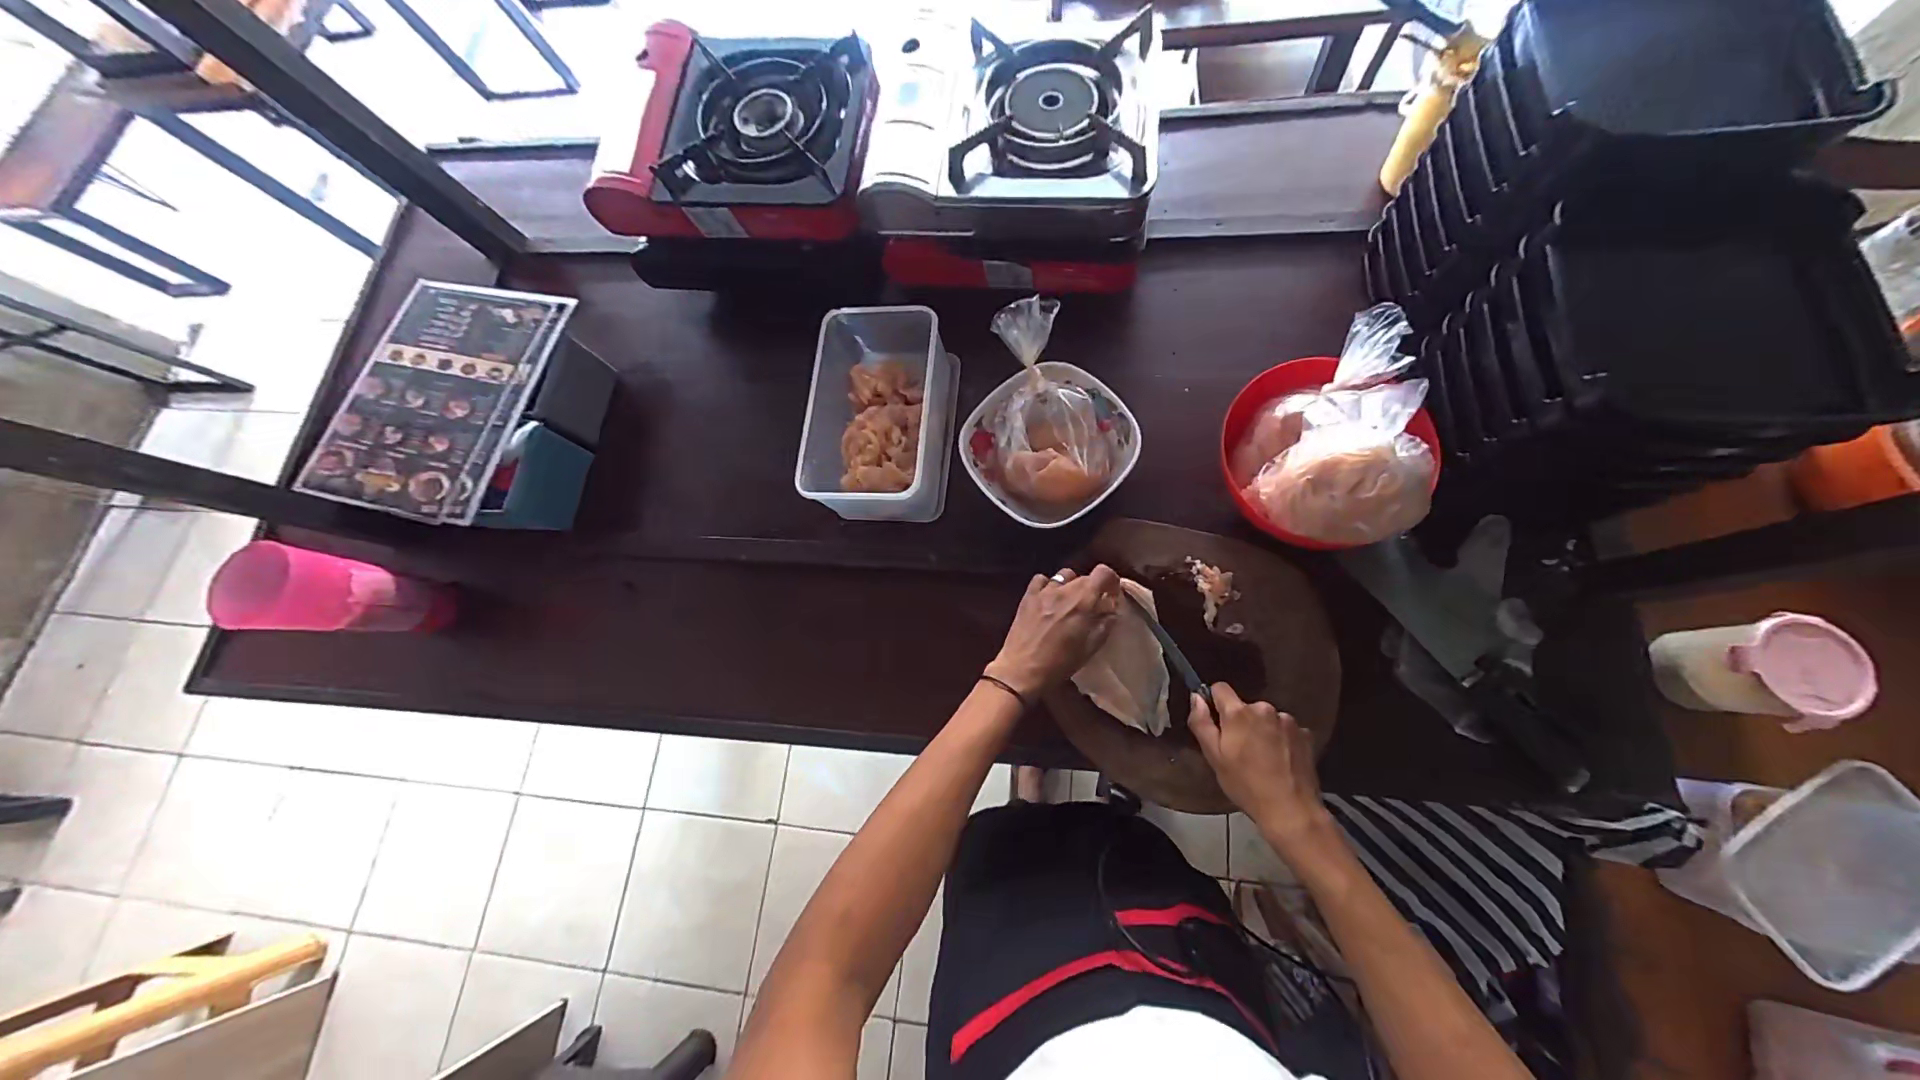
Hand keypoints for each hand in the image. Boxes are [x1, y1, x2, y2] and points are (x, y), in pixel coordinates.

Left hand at [984, 565, 1121, 699]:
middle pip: (1085, 577)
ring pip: (1065, 576)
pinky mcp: (1028, 596)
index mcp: (1083, 601)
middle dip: (1093, 589)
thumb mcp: (1090, 648)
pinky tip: (1049, 599)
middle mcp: (1064, 590)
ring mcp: (1044, 591)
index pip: (1103, 573)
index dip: (1111, 581)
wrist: (1022, 670)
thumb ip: (1104, 625)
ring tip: (1070, 603)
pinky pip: (1041, 580)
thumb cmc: (1060, 663)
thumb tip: (1111, 610)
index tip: (1111, 595)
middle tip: (1092, 607)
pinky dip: (1049, 586)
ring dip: (1072, 586)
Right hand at [1189, 683, 1334, 858]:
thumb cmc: (1245, 784)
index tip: (1216, 722)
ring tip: (1263, 758)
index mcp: (1239, 712)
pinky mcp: (1306, 734)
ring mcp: (1288, 721)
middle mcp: (1265, 708)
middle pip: (1245, 706)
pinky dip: (1281, 739)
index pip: (1220, 688)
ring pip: (1266, 718)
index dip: (1214, 702)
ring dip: (1262, 730)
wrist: (1291, 810)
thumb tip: (1196, 697)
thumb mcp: (1213, 756)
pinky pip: (1285, 729)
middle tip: (1239, 749)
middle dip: (1240, 722)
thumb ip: (1201, 722)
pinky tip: (1281, 761)